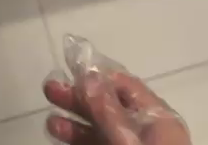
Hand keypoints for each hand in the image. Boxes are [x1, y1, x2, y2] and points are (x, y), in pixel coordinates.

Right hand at [42, 70, 191, 144]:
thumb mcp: (126, 140)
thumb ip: (107, 110)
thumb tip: (87, 75)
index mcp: (158, 118)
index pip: (125, 85)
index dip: (96, 76)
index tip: (68, 70)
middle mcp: (149, 133)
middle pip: (110, 107)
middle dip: (78, 99)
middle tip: (49, 91)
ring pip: (103, 131)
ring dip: (75, 125)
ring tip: (50, 124)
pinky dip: (82, 144)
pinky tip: (62, 142)